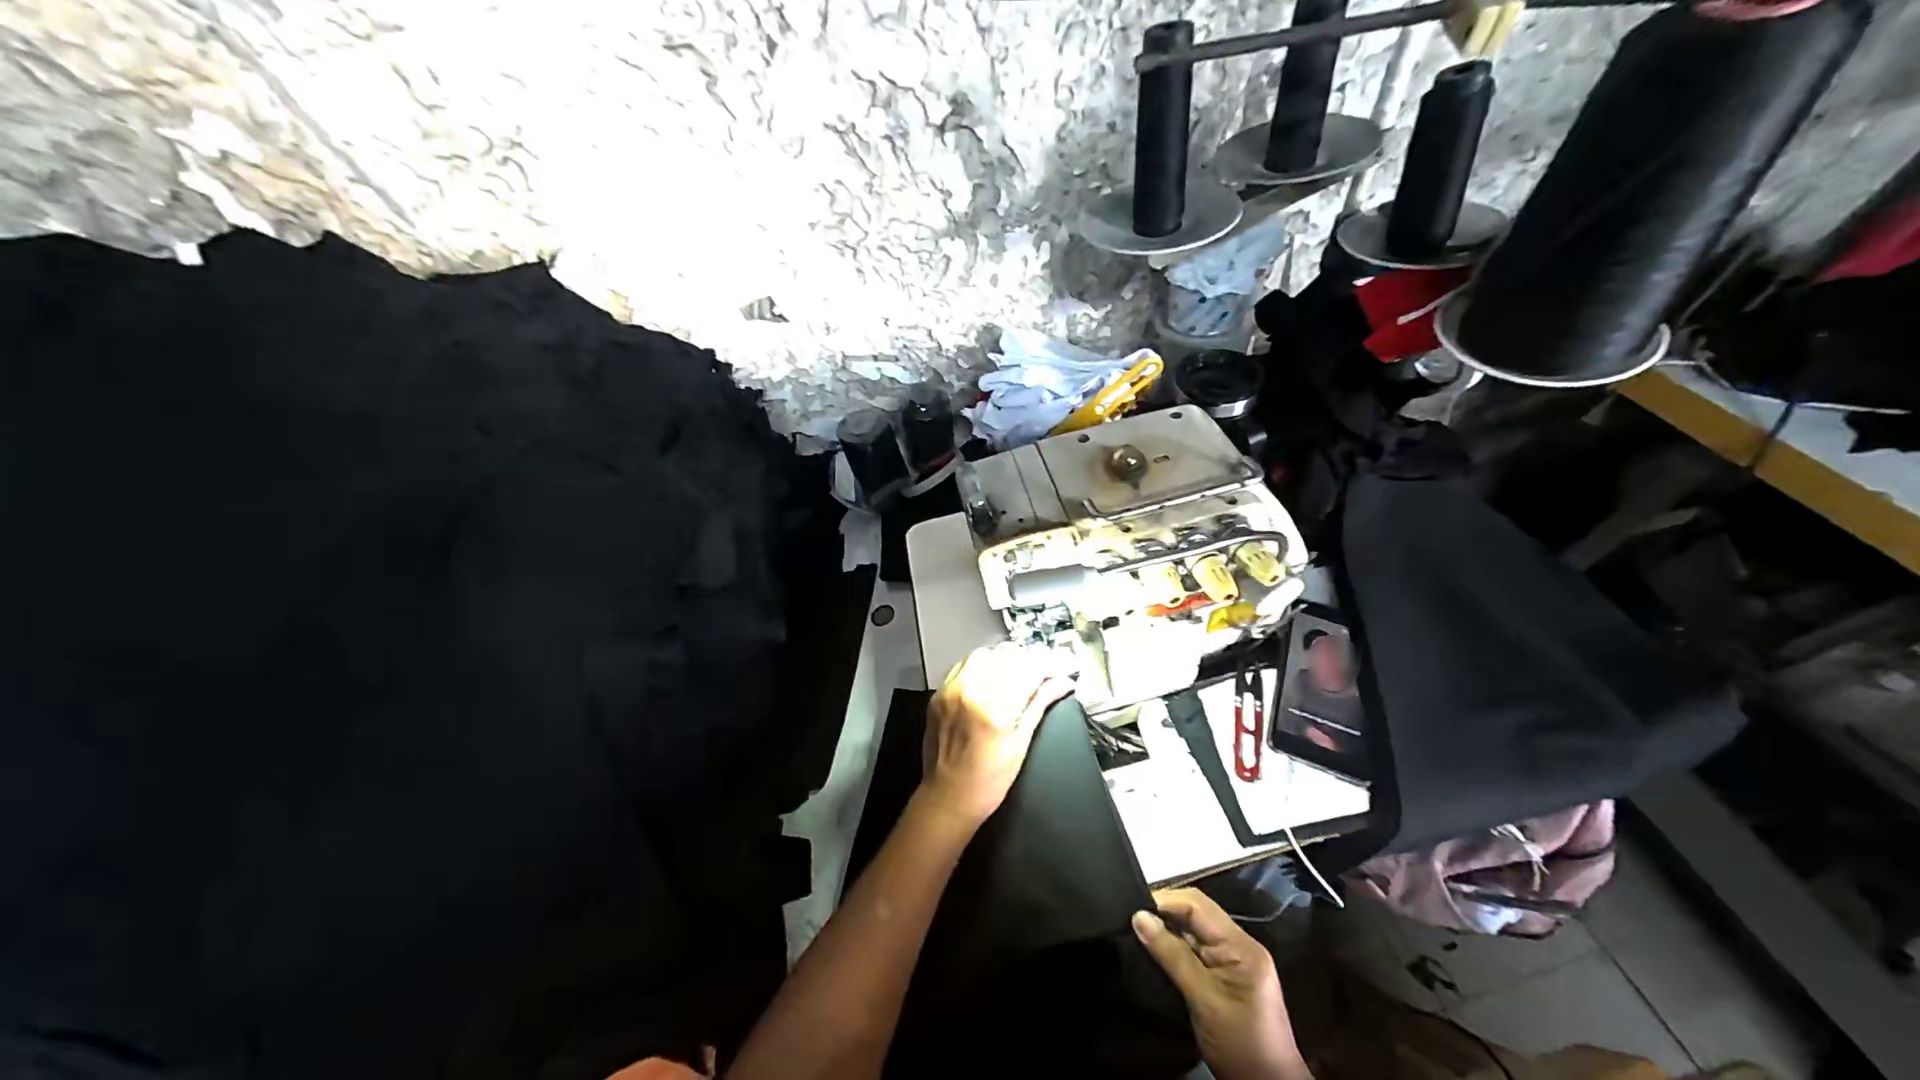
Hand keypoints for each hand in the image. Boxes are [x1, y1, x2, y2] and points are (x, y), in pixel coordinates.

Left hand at [918, 644, 1073, 826]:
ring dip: (1002, 659)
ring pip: (982, 654)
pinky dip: (980, 667)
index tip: (1060, 668)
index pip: (1027, 669)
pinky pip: (962, 666)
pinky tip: (989, 680)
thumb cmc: (990, 780)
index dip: (1048, 666)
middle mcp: (969, 690)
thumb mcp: (1021, 743)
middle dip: (1026, 660)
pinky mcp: (938, 694)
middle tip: (1039, 673)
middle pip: (1005, 655)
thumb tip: (1062, 683)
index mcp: (993, 706)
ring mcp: (950, 690)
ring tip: (1015, 675)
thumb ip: (1039, 705)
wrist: (948, 796)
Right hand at [1133, 888, 1310, 1079]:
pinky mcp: (1228, 976)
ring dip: (1168, 930)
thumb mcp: (1203, 999)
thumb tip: (1139, 916)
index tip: (1132, 908)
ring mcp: (1236, 961)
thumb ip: (1171, 955)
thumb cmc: (1240, 1045)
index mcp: (1241, 946)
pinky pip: (1198, 949)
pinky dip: (1177, 947)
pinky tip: (1157, 952)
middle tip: (1132, 920)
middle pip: (1197, 914)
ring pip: (1195, 931)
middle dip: (1164, 913)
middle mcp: (1240, 946)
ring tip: (1138, 932)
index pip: (1197, 905)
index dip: (1164, 901)